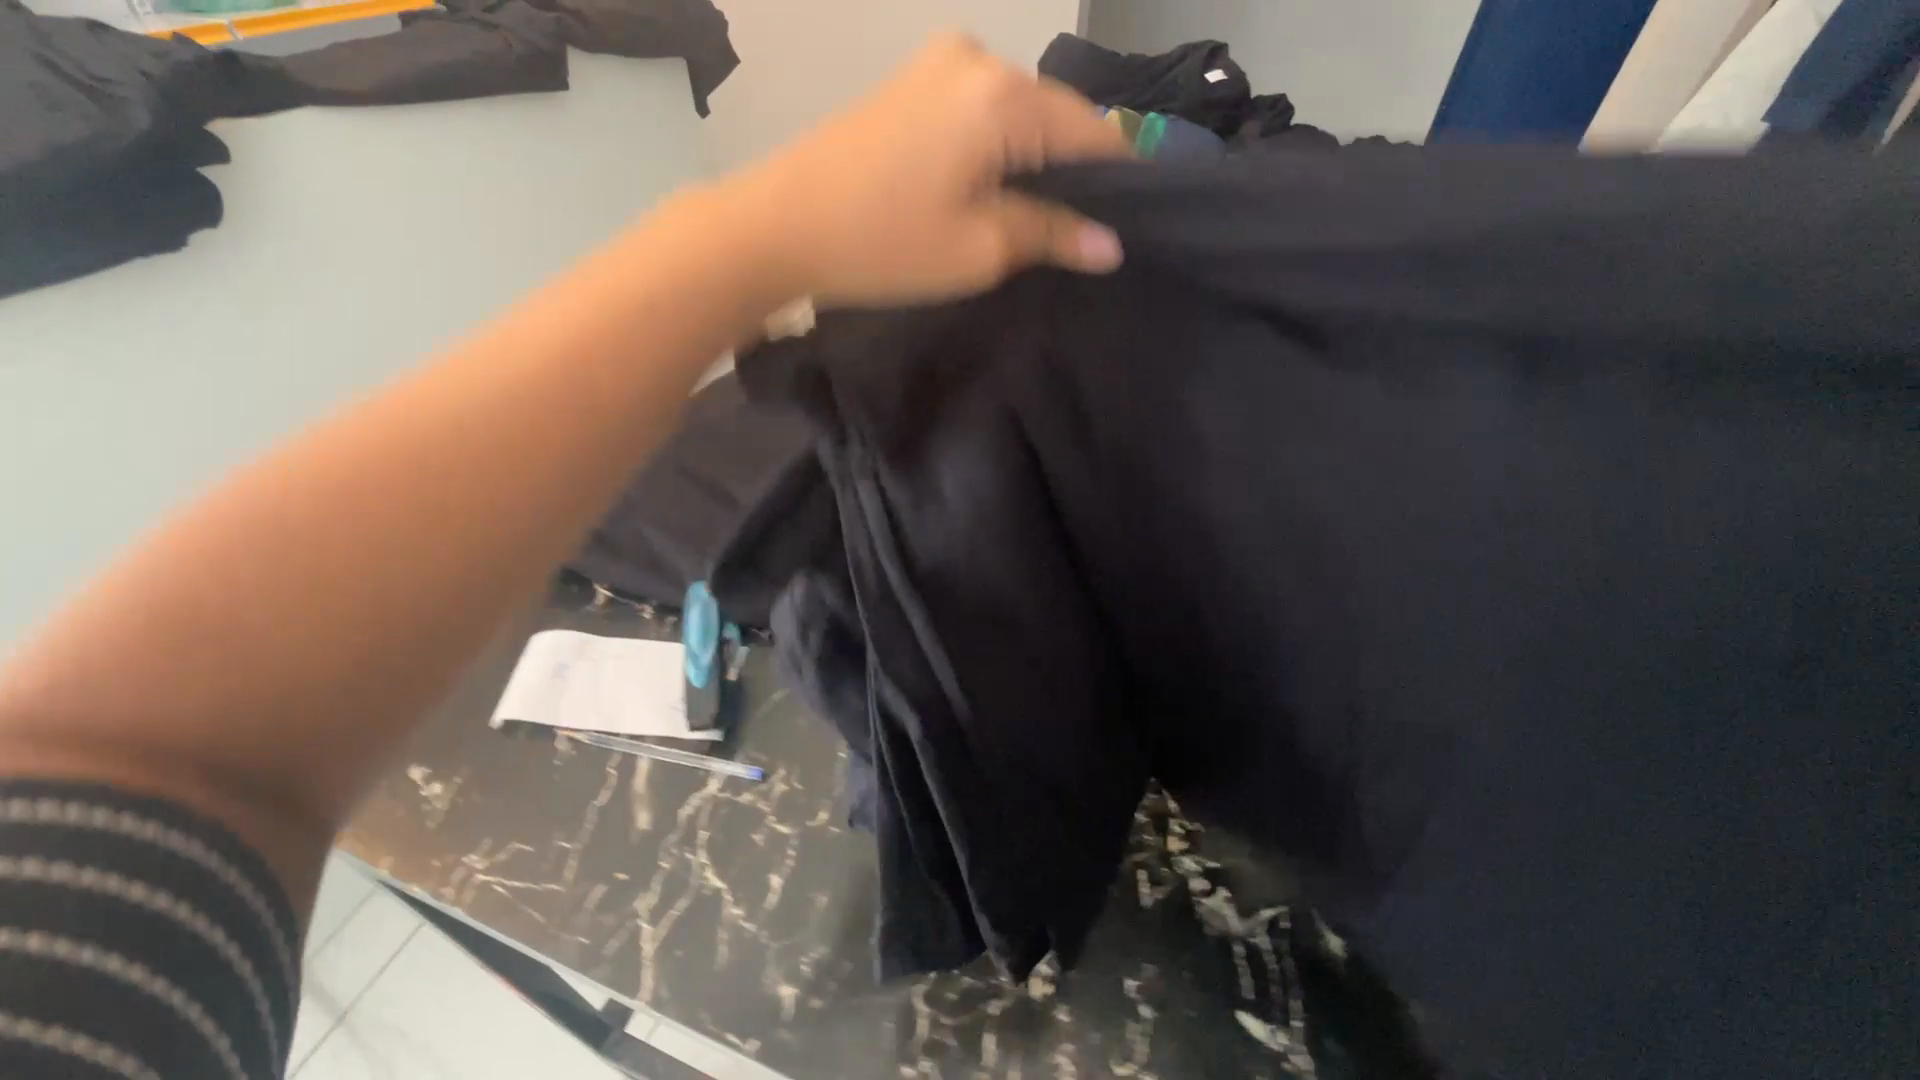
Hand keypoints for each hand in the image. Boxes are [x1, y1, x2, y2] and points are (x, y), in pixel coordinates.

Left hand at [721, 33, 1132, 305]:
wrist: (775, 225)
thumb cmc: (883, 243)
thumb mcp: (979, 249)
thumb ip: (1053, 236)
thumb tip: (1110, 245)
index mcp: (1004, 96)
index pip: (1094, 133)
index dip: (1117, 184)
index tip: (1126, 229)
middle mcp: (978, 58)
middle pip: (1055, 117)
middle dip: (1070, 172)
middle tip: (1075, 237)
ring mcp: (939, 63)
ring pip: (1018, 114)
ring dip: (1031, 161)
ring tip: (1028, 220)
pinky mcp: (912, 80)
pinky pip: (981, 111)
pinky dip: (995, 148)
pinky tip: (988, 189)